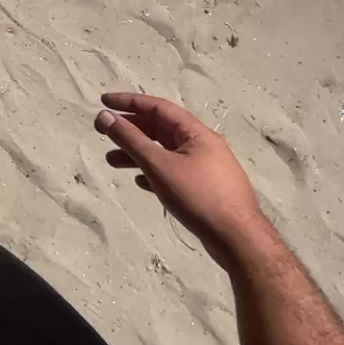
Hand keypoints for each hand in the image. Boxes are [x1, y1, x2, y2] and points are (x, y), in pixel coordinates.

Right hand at [95, 92, 272, 269]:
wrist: (240, 243)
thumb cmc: (198, 196)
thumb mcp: (158, 164)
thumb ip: (129, 138)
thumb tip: (104, 116)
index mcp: (196, 134)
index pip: (157, 107)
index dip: (128, 101)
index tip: (103, 102)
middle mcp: (203, 146)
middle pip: (159, 128)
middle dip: (129, 129)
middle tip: (103, 132)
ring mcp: (206, 168)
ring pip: (164, 151)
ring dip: (137, 152)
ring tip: (112, 162)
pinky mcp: (206, 188)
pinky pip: (173, 170)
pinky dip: (153, 170)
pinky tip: (141, 182)